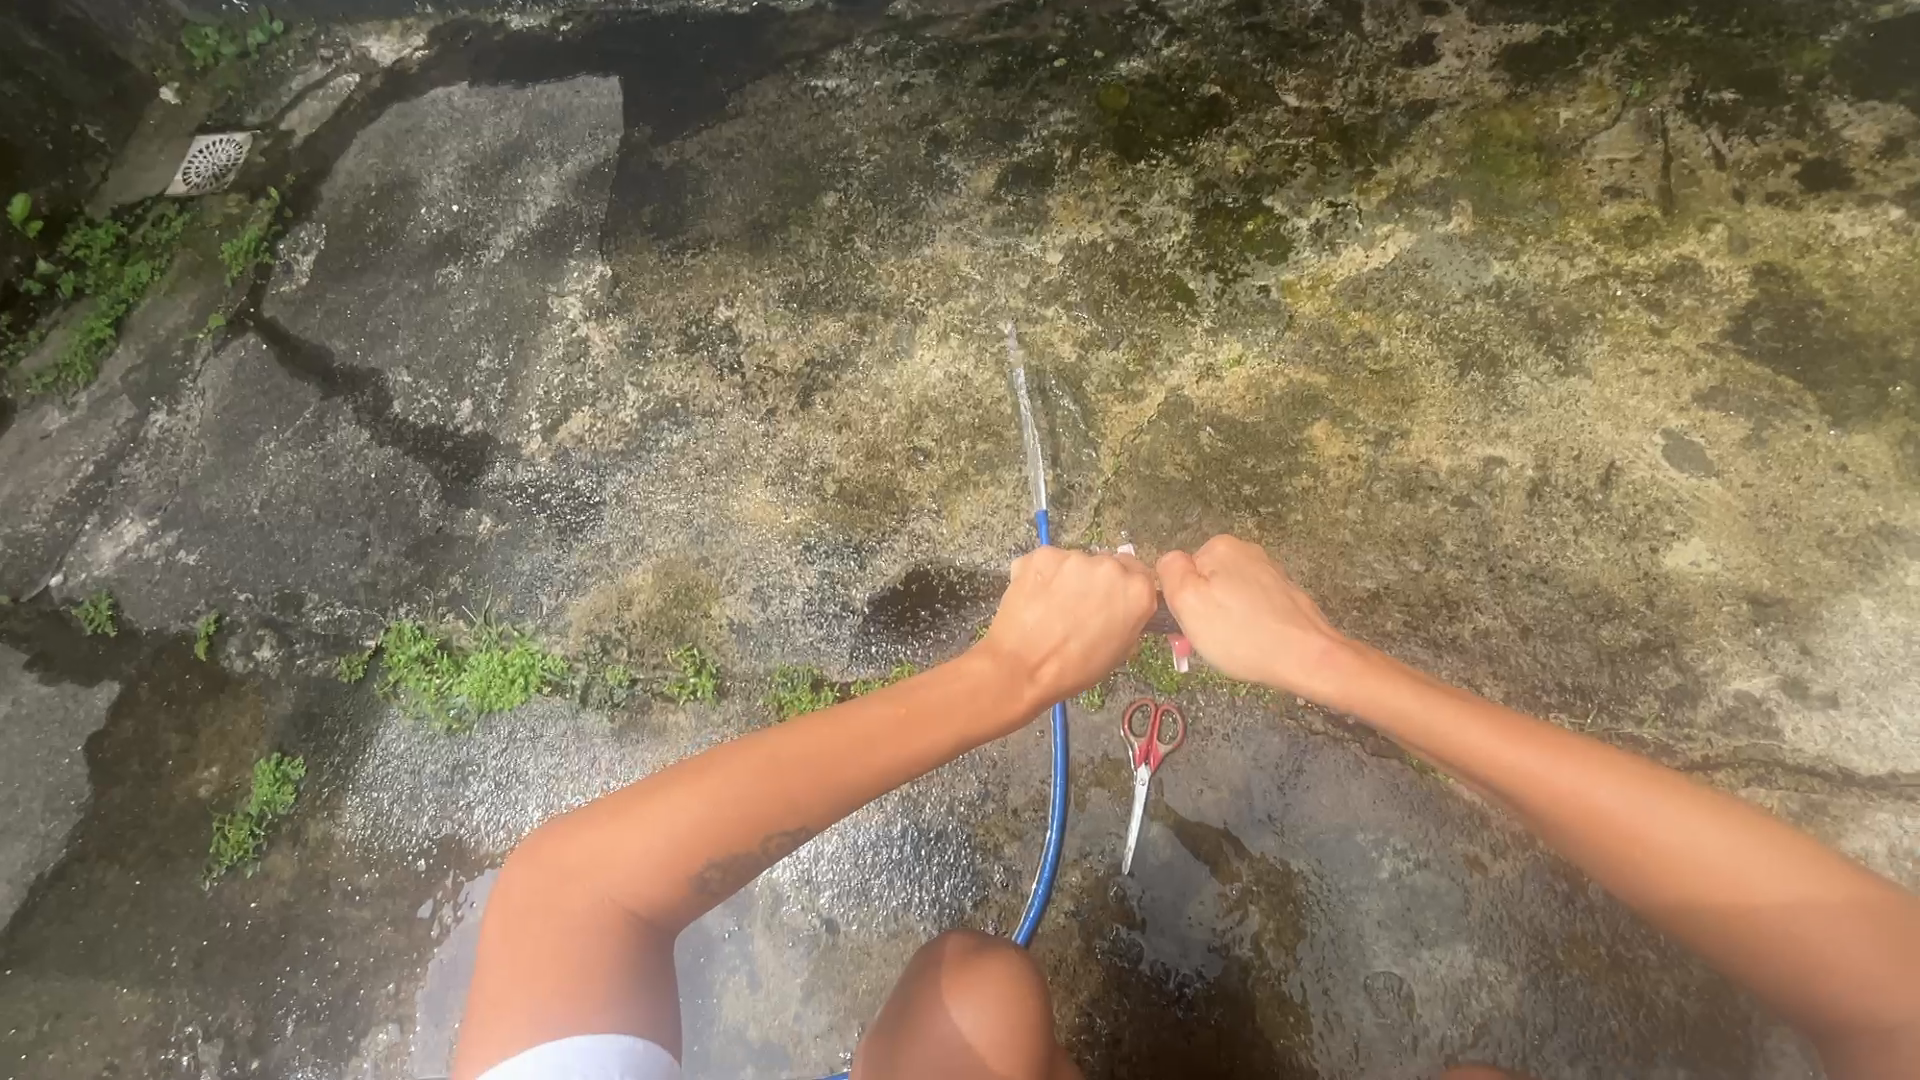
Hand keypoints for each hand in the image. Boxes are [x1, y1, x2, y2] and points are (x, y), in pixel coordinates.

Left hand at [975, 546, 1156, 710]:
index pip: (1139, 574)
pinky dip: (1040, 575)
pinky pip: (1046, 562)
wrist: (1024, 667)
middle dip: (1095, 581)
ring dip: (1067, 578)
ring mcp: (1074, 558)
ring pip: (1075, 562)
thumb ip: (1129, 617)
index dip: (1123, 587)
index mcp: (1136, 591)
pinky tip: (1034, 599)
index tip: (1111, 598)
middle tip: (1078, 607)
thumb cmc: (1074, 668)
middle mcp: (1109, 567)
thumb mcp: (1120, 650)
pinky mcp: (1042, 556)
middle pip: (1107, 564)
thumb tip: (1123, 606)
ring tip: (1051, 607)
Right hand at [1155, 535, 1353, 701]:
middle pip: (1204, 582)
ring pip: (1226, 597)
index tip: (1189, 624)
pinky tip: (1252, 642)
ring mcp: (1268, 572)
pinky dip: (1245, 623)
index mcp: (1219, 546)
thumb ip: (1169, 571)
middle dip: (1201, 611)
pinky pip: (1249, 607)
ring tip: (1232, 645)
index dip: (1179, 600)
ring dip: (1222, 619)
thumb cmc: (1240, 633)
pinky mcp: (1284, 594)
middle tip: (1208, 640)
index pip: (1178, 571)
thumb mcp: (1186, 601)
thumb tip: (1170, 562)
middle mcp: (1245, 551)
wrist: (1307, 658)